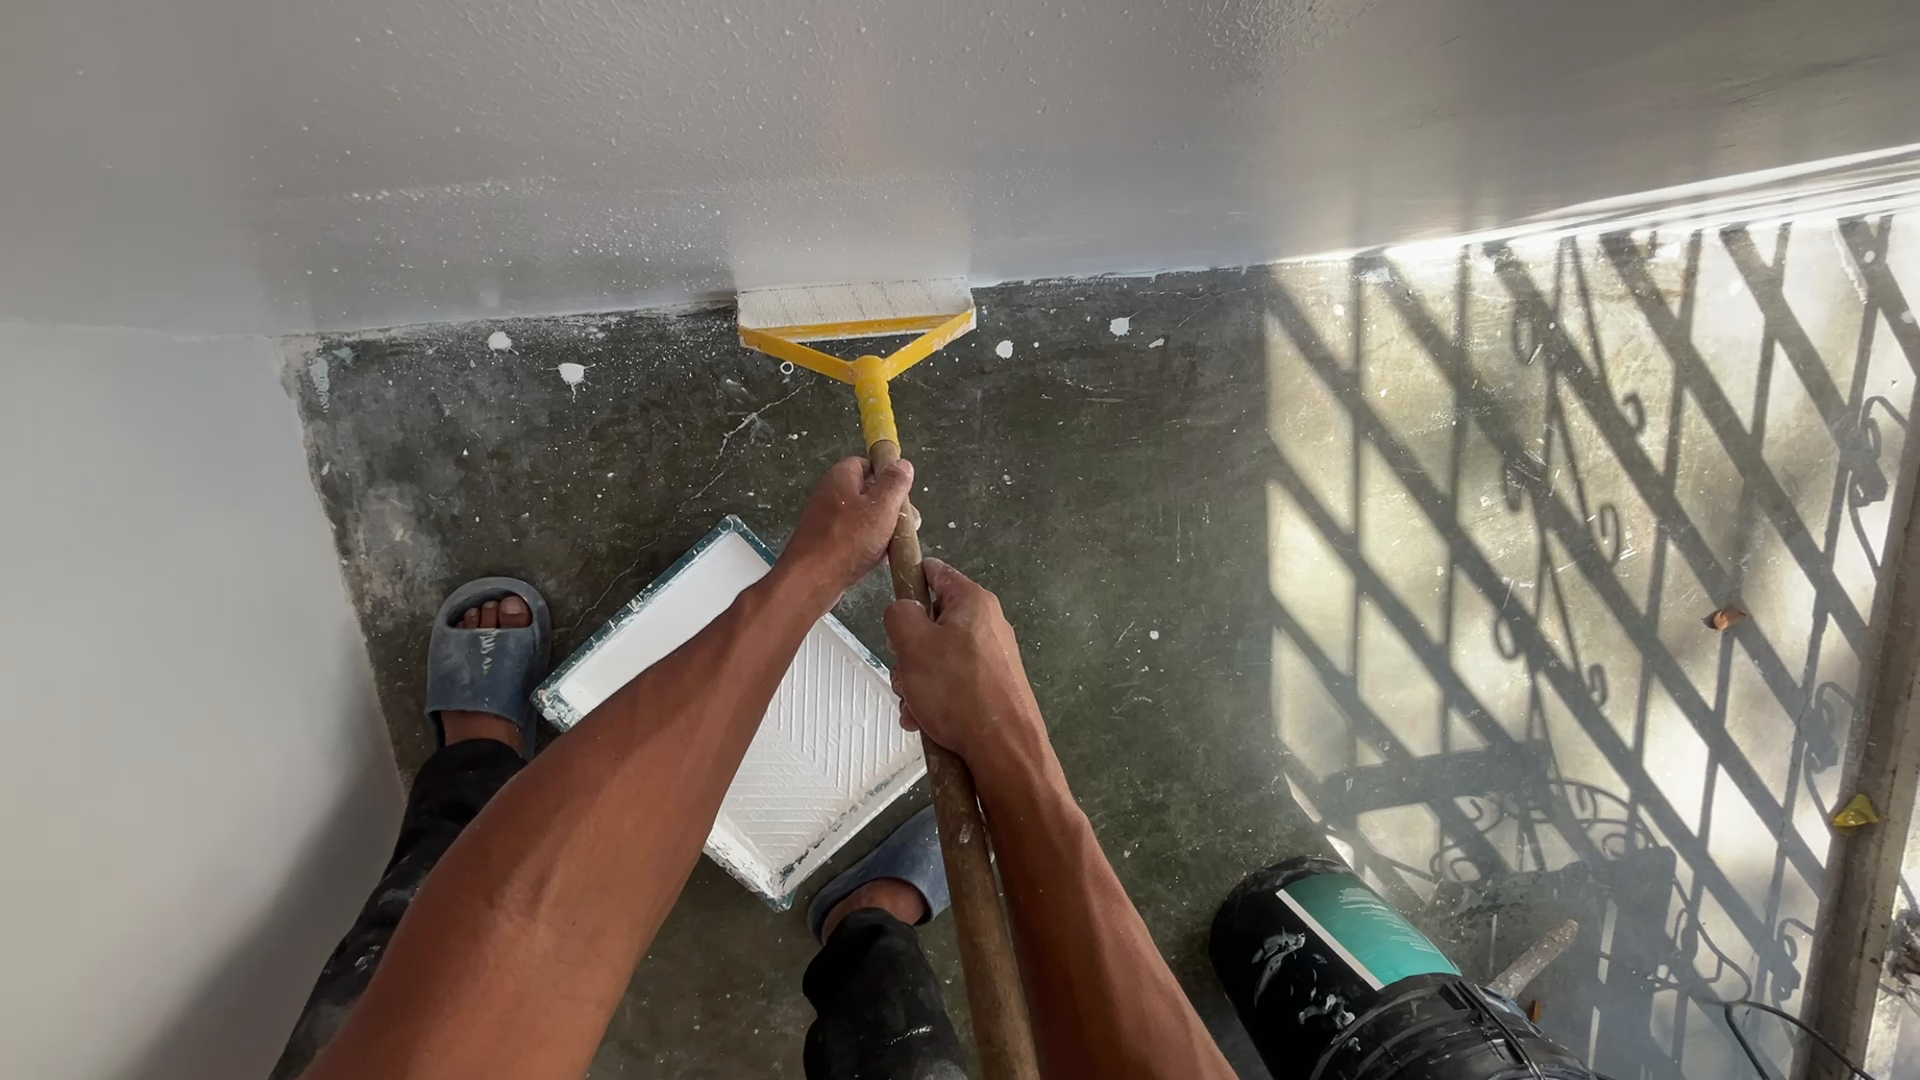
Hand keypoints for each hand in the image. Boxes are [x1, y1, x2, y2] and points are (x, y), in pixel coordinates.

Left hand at [779, 456, 914, 599]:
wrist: (811, 580)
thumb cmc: (849, 540)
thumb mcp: (881, 507)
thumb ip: (894, 483)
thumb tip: (903, 464)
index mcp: (841, 477)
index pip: (866, 463)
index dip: (887, 475)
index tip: (903, 493)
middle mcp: (830, 494)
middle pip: (866, 492)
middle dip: (889, 507)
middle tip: (906, 523)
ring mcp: (825, 520)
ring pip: (862, 518)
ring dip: (881, 529)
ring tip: (895, 544)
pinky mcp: (824, 543)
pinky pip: (852, 537)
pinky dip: (868, 545)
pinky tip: (880, 559)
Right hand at [884, 559, 1047, 778]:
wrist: (1003, 748)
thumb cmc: (958, 690)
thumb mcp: (912, 643)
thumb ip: (900, 614)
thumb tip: (905, 610)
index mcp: (973, 602)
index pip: (936, 572)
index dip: (910, 578)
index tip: (892, 594)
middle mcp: (987, 624)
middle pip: (933, 622)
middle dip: (909, 650)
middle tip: (903, 672)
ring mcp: (993, 657)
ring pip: (939, 657)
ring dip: (917, 681)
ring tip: (914, 705)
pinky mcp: (994, 686)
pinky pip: (954, 683)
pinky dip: (936, 699)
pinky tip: (925, 721)